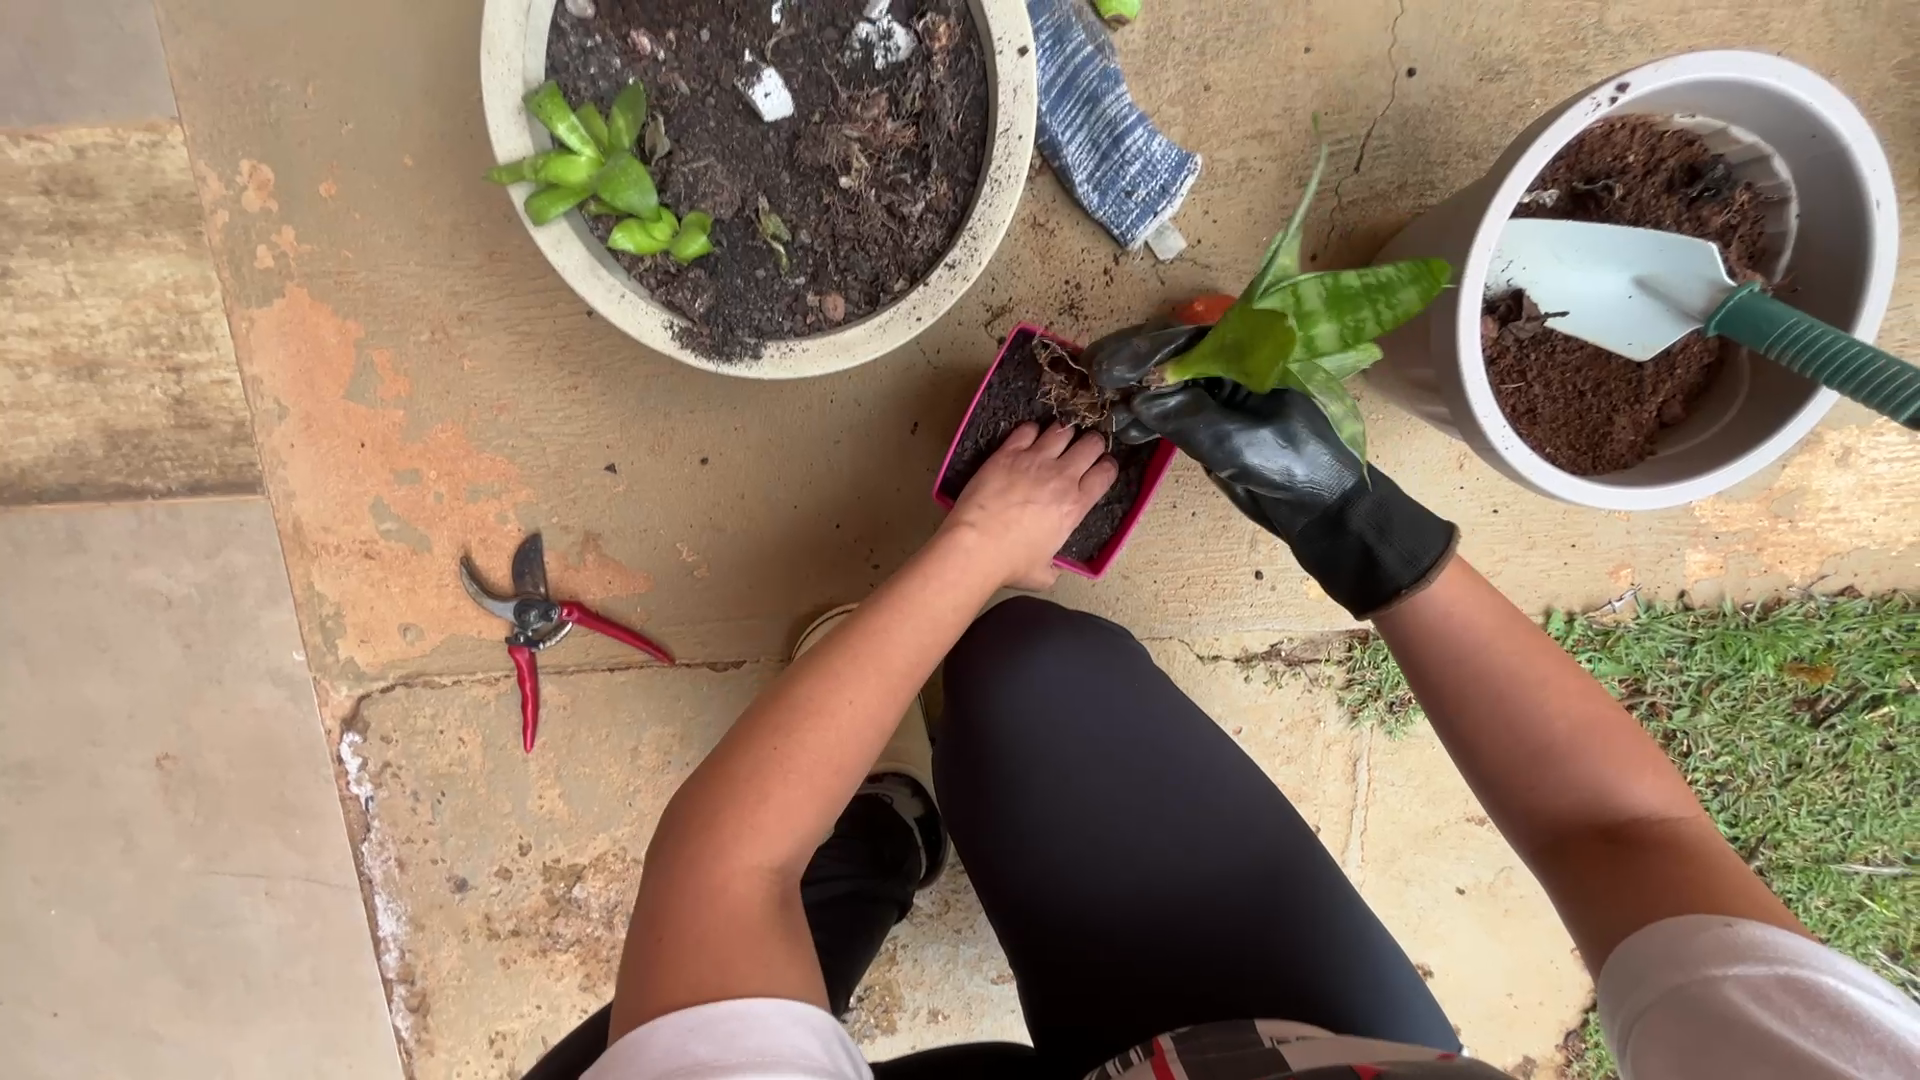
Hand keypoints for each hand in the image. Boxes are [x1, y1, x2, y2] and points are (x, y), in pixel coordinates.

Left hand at [940, 422, 1117, 589]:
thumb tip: (1052, 569)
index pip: (1106, 473)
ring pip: (1062, 430)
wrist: (976, 546)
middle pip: (1091, 444)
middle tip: (1083, 448)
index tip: (1101, 468)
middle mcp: (1061, 477)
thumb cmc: (1010, 563)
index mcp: (1075, 505)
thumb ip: (1054, 566)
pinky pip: (1027, 429)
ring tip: (1059, 437)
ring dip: (1063, 432)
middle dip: (1091, 443)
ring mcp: (1034, 461)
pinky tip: (1027, 438)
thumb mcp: (1044, 573)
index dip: (1107, 467)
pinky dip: (1030, 431)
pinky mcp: (1007, 453)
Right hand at [1086, 322, 1458, 618]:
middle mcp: (1231, 371)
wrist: (1317, 508)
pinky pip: (1170, 414)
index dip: (1148, 350)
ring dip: (1136, 399)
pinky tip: (1125, 431)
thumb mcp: (1241, 441)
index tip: (1112, 367)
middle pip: (1174, 359)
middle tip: (1096, 379)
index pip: (1192, 342)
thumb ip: (1190, 419)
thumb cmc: (1293, 465)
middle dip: (1134, 369)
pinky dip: (1147, 421)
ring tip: (1108, 415)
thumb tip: (1138, 401)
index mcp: (1253, 358)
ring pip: (1167, 387)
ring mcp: (1218, 398)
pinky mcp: (1208, 424)